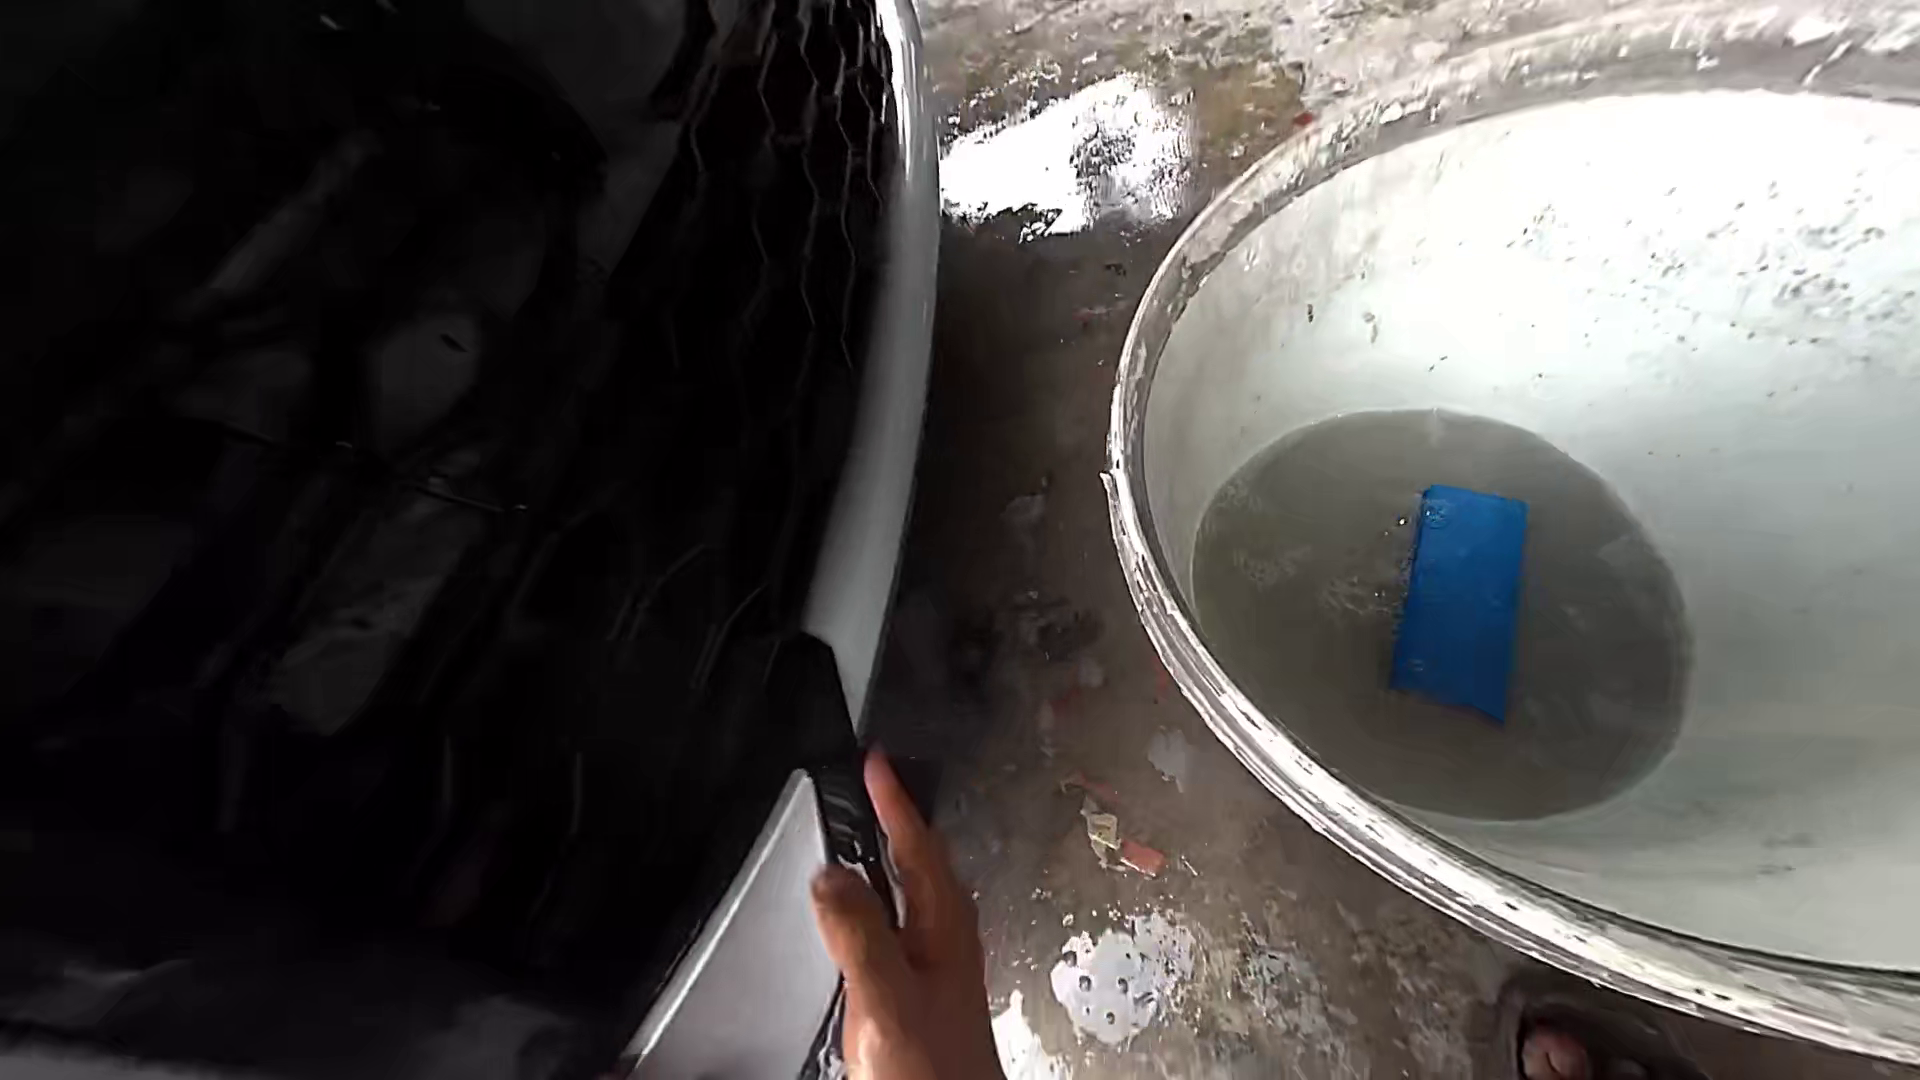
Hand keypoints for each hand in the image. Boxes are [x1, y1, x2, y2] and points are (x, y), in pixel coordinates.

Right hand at [810, 752, 1003, 1079]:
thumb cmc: (931, 1068)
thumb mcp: (889, 995)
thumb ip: (859, 932)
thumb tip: (829, 872)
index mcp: (944, 919)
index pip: (915, 840)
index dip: (893, 797)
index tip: (875, 759)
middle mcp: (945, 927)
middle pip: (919, 852)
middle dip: (894, 813)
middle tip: (871, 783)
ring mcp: (934, 953)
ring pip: (910, 881)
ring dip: (887, 848)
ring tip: (864, 824)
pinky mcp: (919, 978)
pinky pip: (896, 913)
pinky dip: (876, 890)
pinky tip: (862, 901)